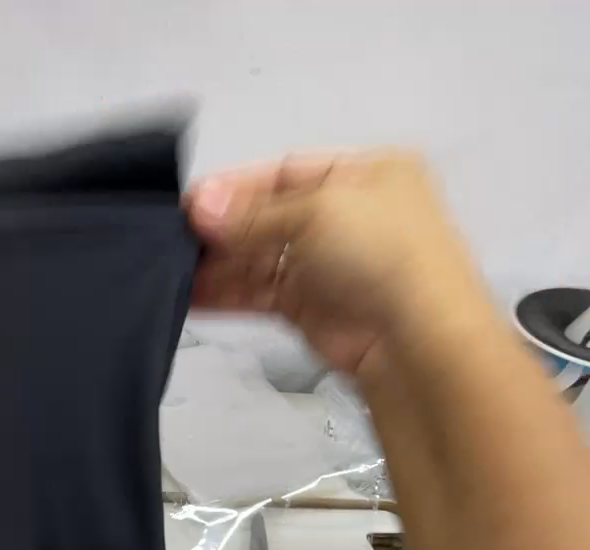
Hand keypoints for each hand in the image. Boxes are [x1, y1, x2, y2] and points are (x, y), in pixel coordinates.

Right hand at [185, 151, 496, 374]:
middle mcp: (341, 216)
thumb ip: (251, 214)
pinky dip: (224, 294)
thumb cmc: (385, 255)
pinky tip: (193, 295)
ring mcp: (322, 262)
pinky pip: (255, 293)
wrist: (411, 336)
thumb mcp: (319, 213)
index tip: (192, 204)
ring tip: (177, 270)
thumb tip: (200, 205)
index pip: (283, 173)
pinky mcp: (304, 303)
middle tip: (178, 239)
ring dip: (217, 264)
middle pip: (264, 217)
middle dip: (222, 229)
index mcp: (360, 175)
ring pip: (256, 258)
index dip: (236, 188)